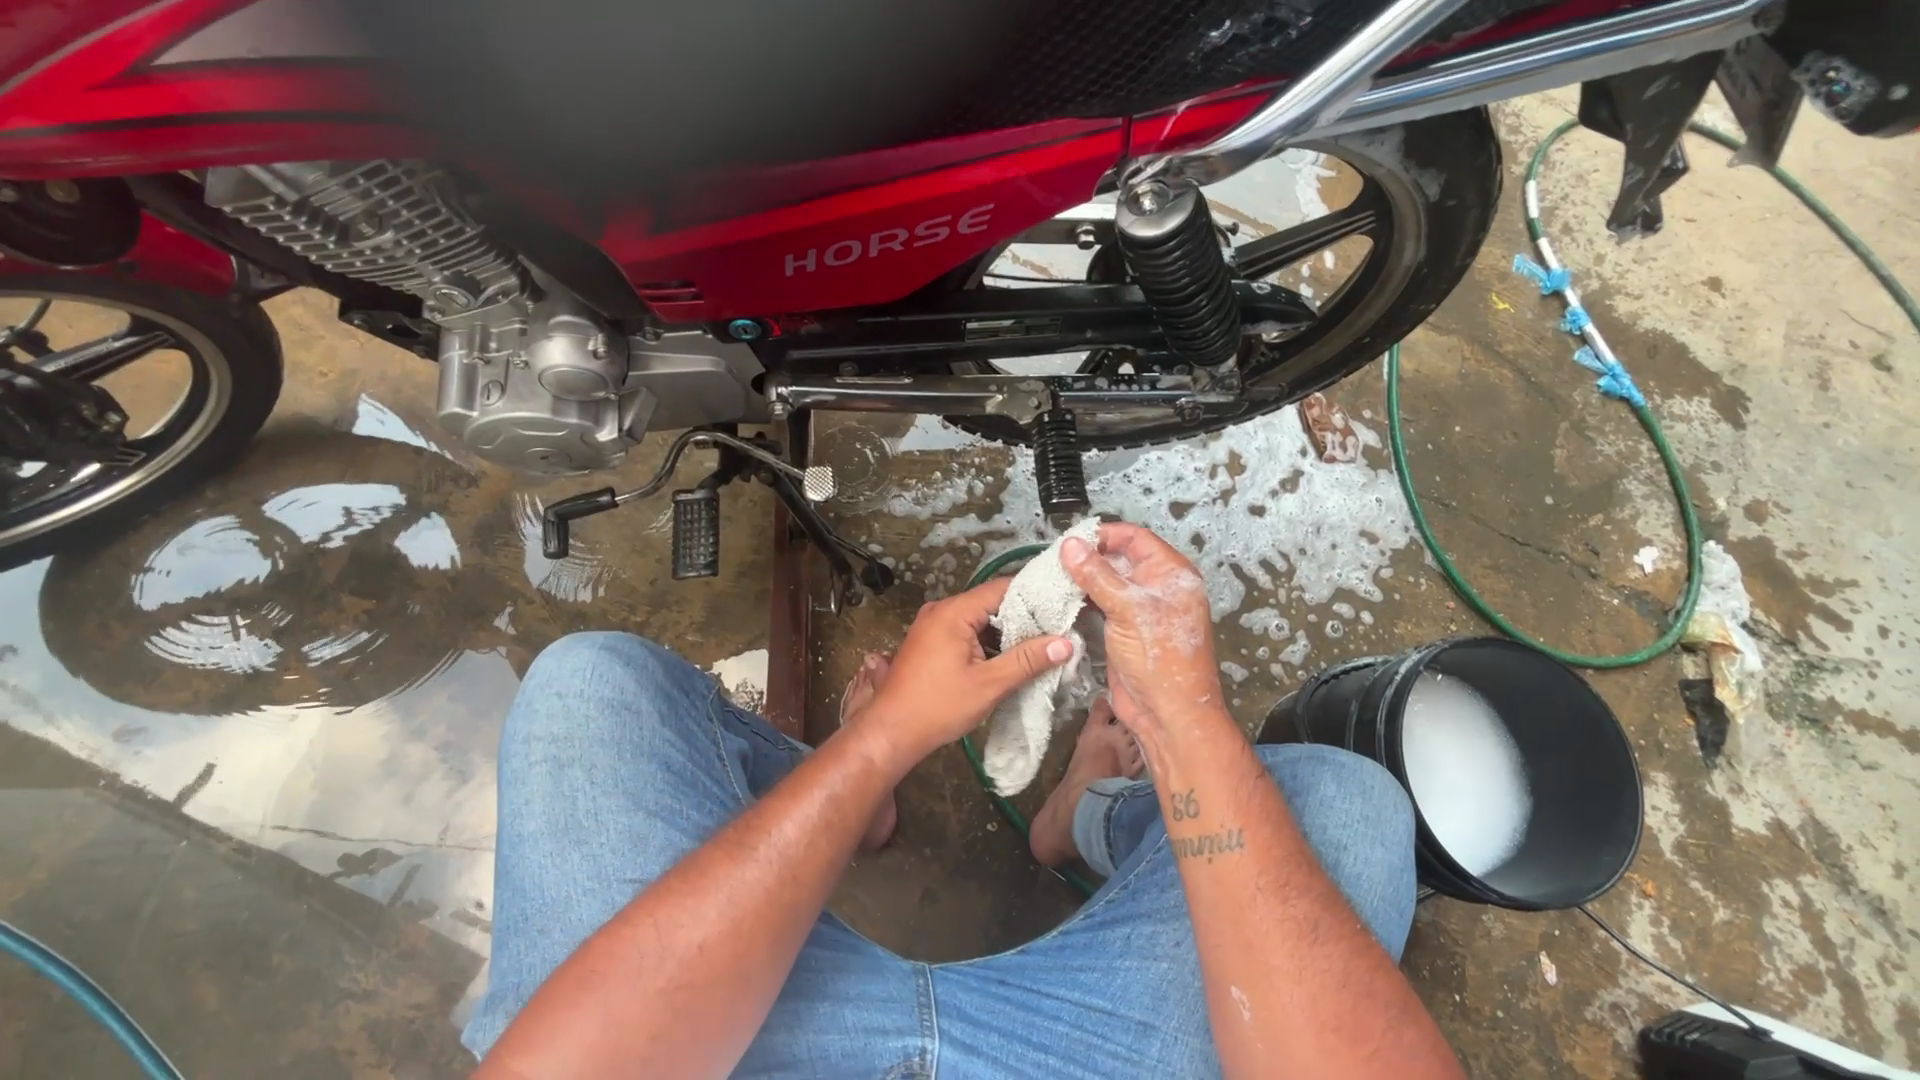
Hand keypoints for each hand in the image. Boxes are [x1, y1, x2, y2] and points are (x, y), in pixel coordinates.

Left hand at [854, 576, 1074, 764]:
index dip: (1035, 596)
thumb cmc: (938, 706)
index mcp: (954, 611)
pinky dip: (988, 642)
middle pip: (992, 602)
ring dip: (1006, 633)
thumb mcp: (989, 684)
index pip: (1003, 588)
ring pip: (980, 619)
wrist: (891, 732)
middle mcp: (941, 610)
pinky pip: (967, 631)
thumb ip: (1027, 660)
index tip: (1062, 608)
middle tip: (1057, 631)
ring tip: (1041, 646)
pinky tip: (1010, 658)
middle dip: (1023, 617)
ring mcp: (933, 625)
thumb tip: (1066, 643)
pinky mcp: (931, 642)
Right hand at [1061, 523, 1226, 743]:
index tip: (1072, 539)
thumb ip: (1097, 575)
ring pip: (1107, 583)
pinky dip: (1082, 601)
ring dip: (1082, 580)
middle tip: (1054, 559)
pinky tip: (1060, 600)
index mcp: (1170, 574)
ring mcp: (1139, 610)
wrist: (1168, 714)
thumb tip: (1070, 545)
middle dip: (1089, 557)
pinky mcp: (1124, 630)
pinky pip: (1101, 606)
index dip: (1105, 535)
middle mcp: (1156, 587)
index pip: (1135, 539)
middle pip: (1119, 559)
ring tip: (1052, 578)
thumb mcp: (1128, 609)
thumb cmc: (1160, 659)